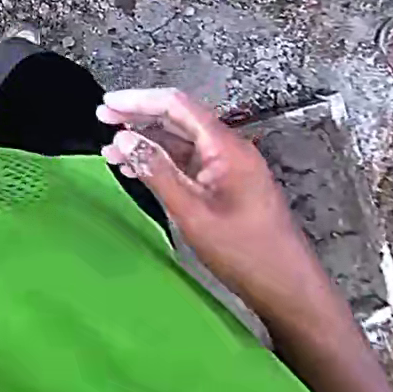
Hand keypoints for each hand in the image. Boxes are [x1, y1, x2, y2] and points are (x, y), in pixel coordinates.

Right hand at [98, 89, 325, 316]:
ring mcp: (227, 167)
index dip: (138, 100)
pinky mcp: (224, 184)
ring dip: (144, 141)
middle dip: (137, 116)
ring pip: (178, 141)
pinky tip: (136, 169)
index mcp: (225, 147)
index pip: (176, 105)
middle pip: (176, 118)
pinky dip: (158, 161)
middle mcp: (228, 149)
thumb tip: (123, 138)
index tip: (107, 103)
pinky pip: (185, 161)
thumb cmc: (245, 253)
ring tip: (111, 149)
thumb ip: (156, 170)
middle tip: (102, 118)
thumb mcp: (192, 211)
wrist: (290, 292)